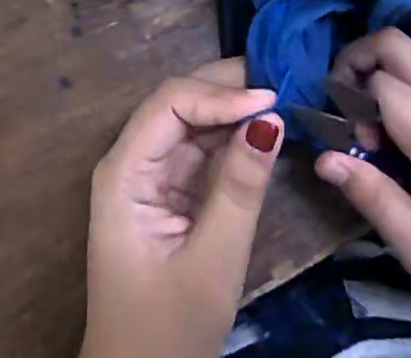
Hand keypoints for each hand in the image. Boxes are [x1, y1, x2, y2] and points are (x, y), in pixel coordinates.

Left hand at [81, 59, 283, 357]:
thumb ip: (240, 187)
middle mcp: (136, 160)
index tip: (271, 101)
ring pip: (197, 116)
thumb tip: (271, 117)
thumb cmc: (168, 331)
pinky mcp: (177, 187)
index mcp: (124, 173)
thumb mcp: (212, 261)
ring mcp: (156, 172)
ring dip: (238, 104)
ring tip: (285, 94)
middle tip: (285, 80)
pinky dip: (239, 131)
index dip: (219, 94)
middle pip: (181, 100)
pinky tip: (268, 124)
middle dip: (230, 86)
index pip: (169, 104)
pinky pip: (208, 144)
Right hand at [310, 29, 410, 344]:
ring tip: (376, 118)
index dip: (353, 102)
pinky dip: (405, 72)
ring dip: (382, 65)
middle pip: (398, 44)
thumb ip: (376, 201)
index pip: (384, 85)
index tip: (354, 141)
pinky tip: (405, 119)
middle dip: (359, 59)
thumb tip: (323, 159)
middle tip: (347, 106)